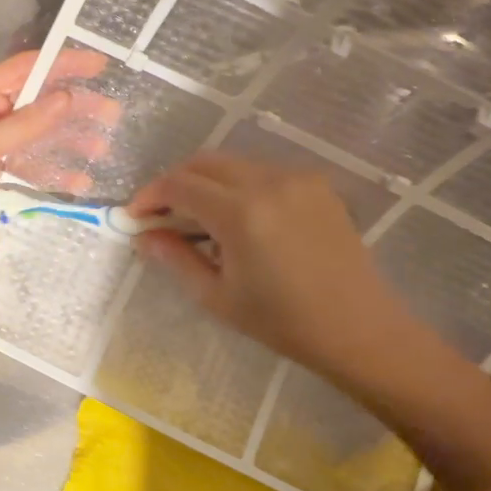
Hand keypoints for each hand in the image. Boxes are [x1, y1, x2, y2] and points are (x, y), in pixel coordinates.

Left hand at [0, 48, 111, 277]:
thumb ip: (25, 123)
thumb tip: (68, 97)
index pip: (24, 69)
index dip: (62, 64)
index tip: (99, 65)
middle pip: (38, 101)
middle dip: (74, 108)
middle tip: (111, 114)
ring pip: (41, 134)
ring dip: (71, 140)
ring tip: (102, 150)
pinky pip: (33, 163)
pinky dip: (56, 170)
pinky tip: (80, 181)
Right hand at [128, 152, 414, 370]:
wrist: (357, 327)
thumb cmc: (281, 321)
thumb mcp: (216, 296)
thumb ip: (176, 258)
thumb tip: (143, 236)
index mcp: (241, 212)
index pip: (180, 185)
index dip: (150, 196)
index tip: (134, 217)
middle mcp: (269, 182)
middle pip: (205, 162)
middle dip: (174, 183)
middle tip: (159, 214)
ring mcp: (298, 179)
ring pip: (234, 164)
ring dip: (206, 183)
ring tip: (195, 219)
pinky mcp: (317, 185)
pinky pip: (263, 172)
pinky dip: (237, 186)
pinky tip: (235, 220)